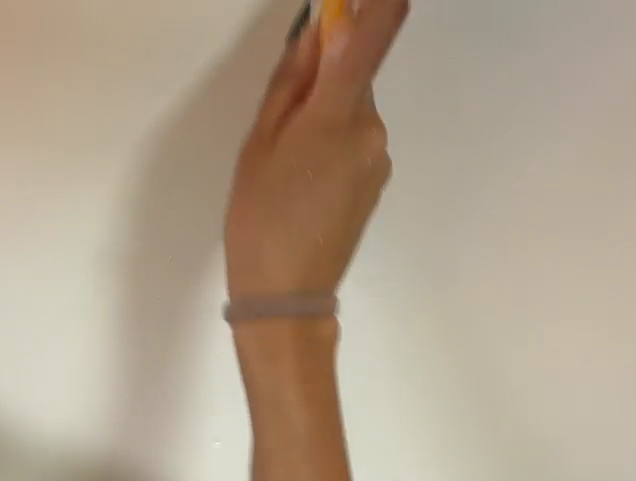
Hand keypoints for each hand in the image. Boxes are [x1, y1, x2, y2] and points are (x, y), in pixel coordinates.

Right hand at [224, 0, 409, 300]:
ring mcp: (379, 157)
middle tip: (278, 133)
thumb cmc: (258, 222)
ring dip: (322, 125)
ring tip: (286, 175)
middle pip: (354, 78)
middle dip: (320, 88)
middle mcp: (372, 127)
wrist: (286, 297)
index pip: (378, 27)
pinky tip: (303, 192)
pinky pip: (355, 145)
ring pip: (352, 115)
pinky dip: (331, 151)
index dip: (372, 2)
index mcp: (339, 112)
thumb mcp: (257, 148)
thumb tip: (320, 31)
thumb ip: (290, 85)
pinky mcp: (376, 182)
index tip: (349, 3)